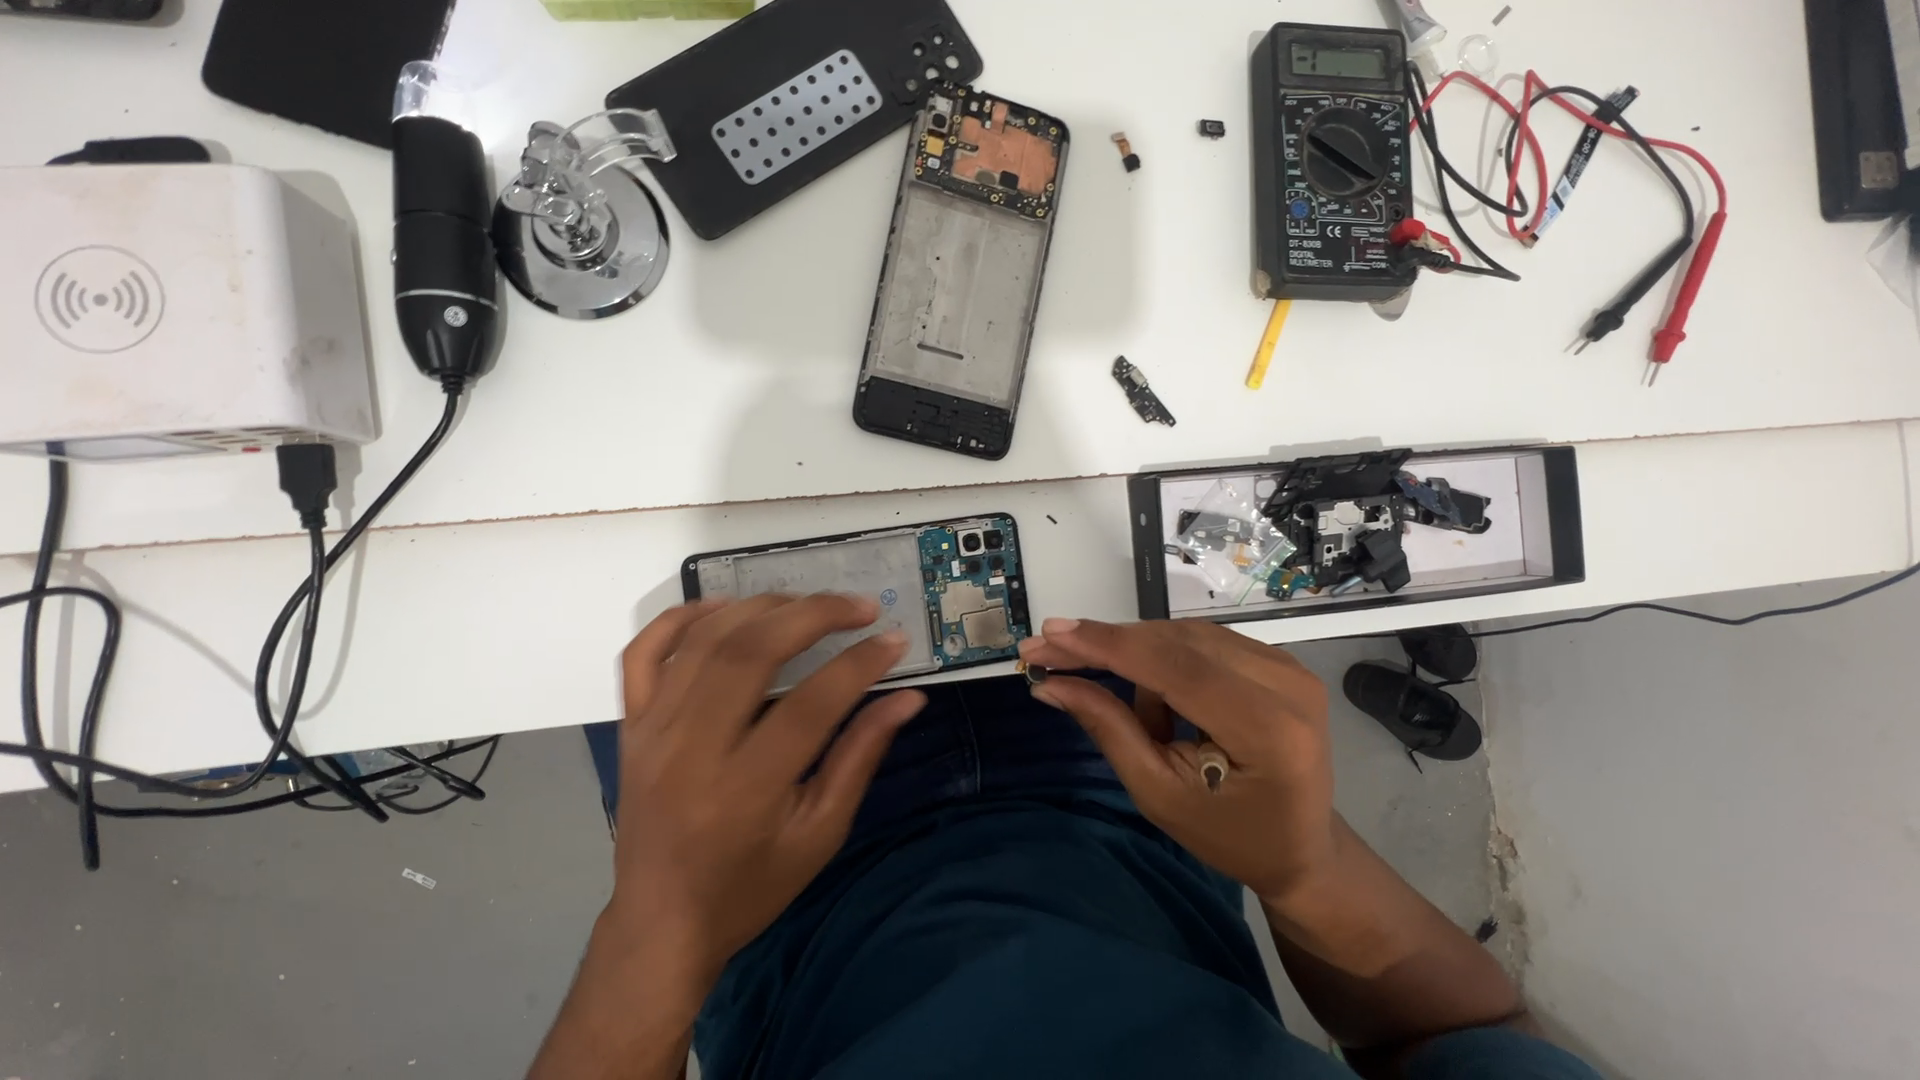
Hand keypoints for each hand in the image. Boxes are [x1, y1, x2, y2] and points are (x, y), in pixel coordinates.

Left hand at [606, 594, 927, 983]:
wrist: (661, 923)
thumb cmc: (751, 886)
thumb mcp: (820, 834)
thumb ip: (860, 757)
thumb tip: (907, 698)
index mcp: (746, 789)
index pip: (811, 703)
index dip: (859, 663)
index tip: (894, 640)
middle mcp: (692, 751)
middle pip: (751, 652)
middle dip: (814, 615)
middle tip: (860, 607)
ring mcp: (653, 732)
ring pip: (705, 641)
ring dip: (762, 607)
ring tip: (808, 603)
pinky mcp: (631, 726)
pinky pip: (644, 653)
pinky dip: (681, 618)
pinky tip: (724, 607)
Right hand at [1018, 618, 1334, 904]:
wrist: (1302, 848)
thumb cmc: (1230, 836)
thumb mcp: (1159, 794)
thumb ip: (1109, 729)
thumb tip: (1049, 684)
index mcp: (1267, 729)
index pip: (1176, 667)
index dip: (1108, 646)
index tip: (1048, 635)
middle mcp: (1286, 684)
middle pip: (1176, 642)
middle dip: (1107, 645)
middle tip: (1047, 655)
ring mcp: (1288, 666)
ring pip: (1184, 636)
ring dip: (1136, 658)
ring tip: (1134, 715)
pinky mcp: (1280, 660)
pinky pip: (1202, 642)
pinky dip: (1164, 662)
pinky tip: (1161, 707)